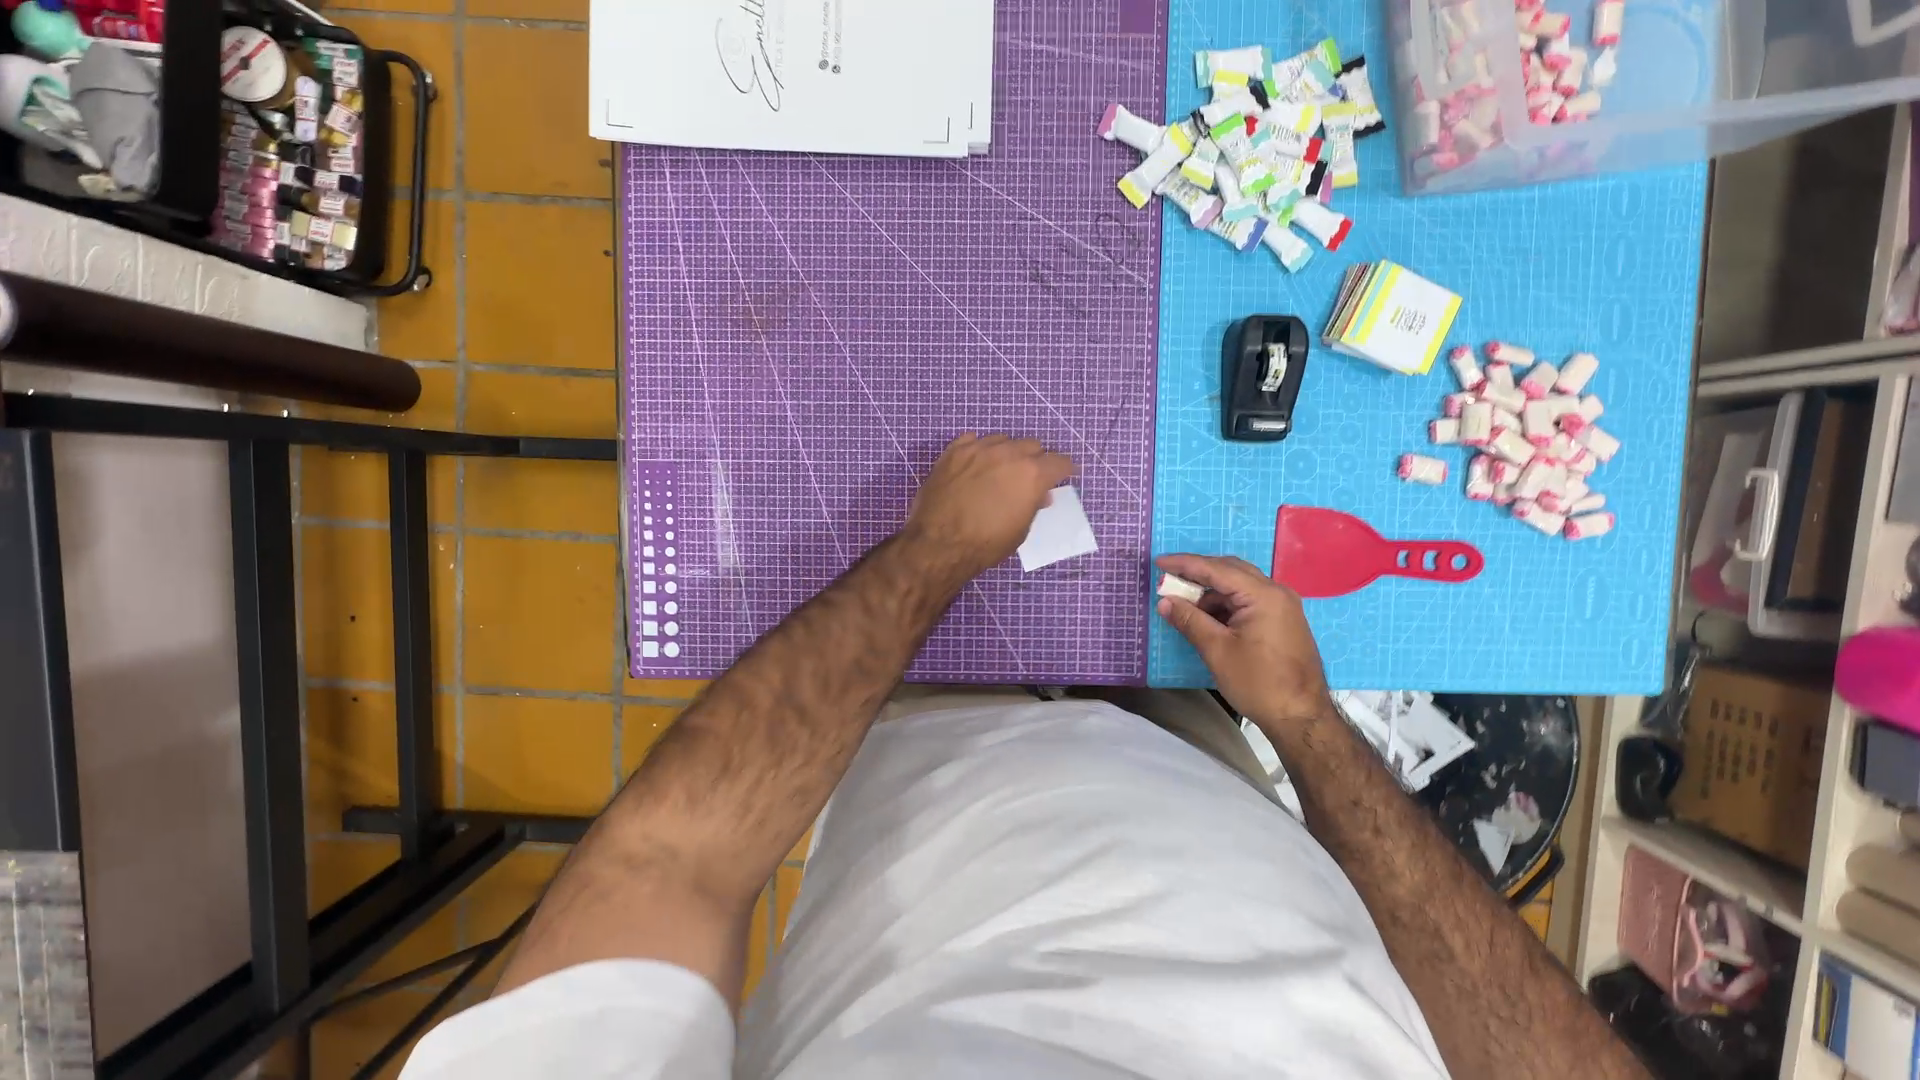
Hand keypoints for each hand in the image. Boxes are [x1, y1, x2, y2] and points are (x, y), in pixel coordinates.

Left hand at [904, 434, 1073, 575]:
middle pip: (1032, 445)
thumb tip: (1040, 495)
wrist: (939, 543)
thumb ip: (1032, 506)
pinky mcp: (954, 451)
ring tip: (1000, 470)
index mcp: (1032, 474)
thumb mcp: (1020, 530)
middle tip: (1030, 476)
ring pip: (1003, 440)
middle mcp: (1008, 453)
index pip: (1059, 461)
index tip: (1066, 473)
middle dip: (1036, 459)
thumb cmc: (986, 544)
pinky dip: (980, 450)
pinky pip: (974, 441)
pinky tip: (976, 464)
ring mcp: (979, 448)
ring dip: (1007, 452)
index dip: (1065, 468)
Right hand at [1154, 554, 1336, 742]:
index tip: (1158, 562)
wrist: (1301, 716)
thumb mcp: (1217, 651)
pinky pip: (1250, 600)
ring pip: (1240, 586)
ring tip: (1185, 604)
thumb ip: (1190, 620)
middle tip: (1169, 580)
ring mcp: (1283, 606)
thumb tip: (1164, 601)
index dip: (1185, 564)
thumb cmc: (1258, 683)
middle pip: (1231, 570)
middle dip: (1198, 574)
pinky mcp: (1283, 620)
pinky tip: (1208, 617)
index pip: (1217, 569)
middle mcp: (1277, 592)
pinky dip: (1227, 604)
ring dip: (1212, 591)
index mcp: (1263, 595)